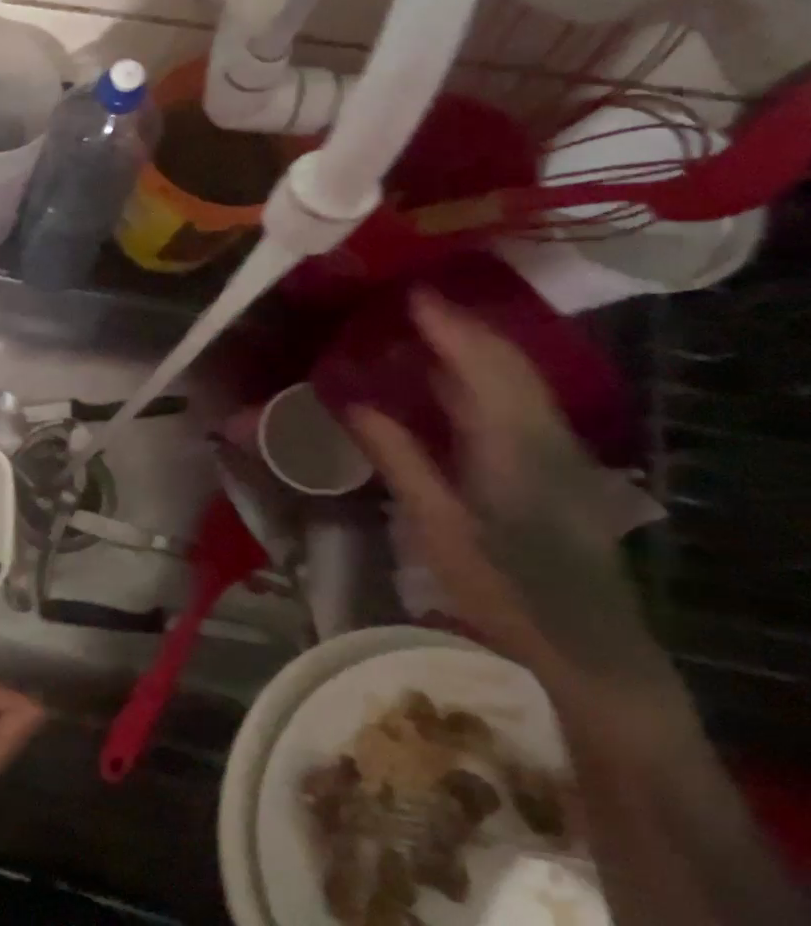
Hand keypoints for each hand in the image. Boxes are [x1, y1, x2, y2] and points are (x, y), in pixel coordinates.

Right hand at [348, 292, 666, 693]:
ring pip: (515, 383)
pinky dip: (482, 383)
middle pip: (506, 365)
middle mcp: (544, 435)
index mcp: (514, 442)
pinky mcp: (554, 469)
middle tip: (411, 307)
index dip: (449, 326)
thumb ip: (399, 458)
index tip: (412, 295)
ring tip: (425, 335)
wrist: (583, 641)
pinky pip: (516, 405)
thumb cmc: (502, 585)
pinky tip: (453, 386)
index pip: (483, 365)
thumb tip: (353, 405)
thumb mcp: (437, 524)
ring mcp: (556, 451)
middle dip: (462, 330)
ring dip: (474, 353)